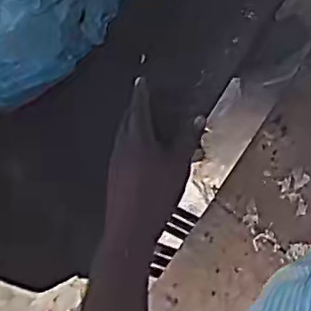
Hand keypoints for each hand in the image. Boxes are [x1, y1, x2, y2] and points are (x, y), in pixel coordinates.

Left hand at [100, 77, 190, 261]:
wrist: (129, 230)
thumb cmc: (156, 194)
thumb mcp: (178, 164)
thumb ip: (187, 138)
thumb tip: (197, 117)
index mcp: (137, 137)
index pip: (138, 107)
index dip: (141, 93)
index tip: (141, 80)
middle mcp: (122, 145)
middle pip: (127, 119)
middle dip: (136, 107)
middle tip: (144, 97)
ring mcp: (115, 161)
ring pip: (123, 134)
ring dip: (133, 123)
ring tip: (146, 120)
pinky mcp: (114, 175)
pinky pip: (122, 147)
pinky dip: (131, 139)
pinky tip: (142, 149)